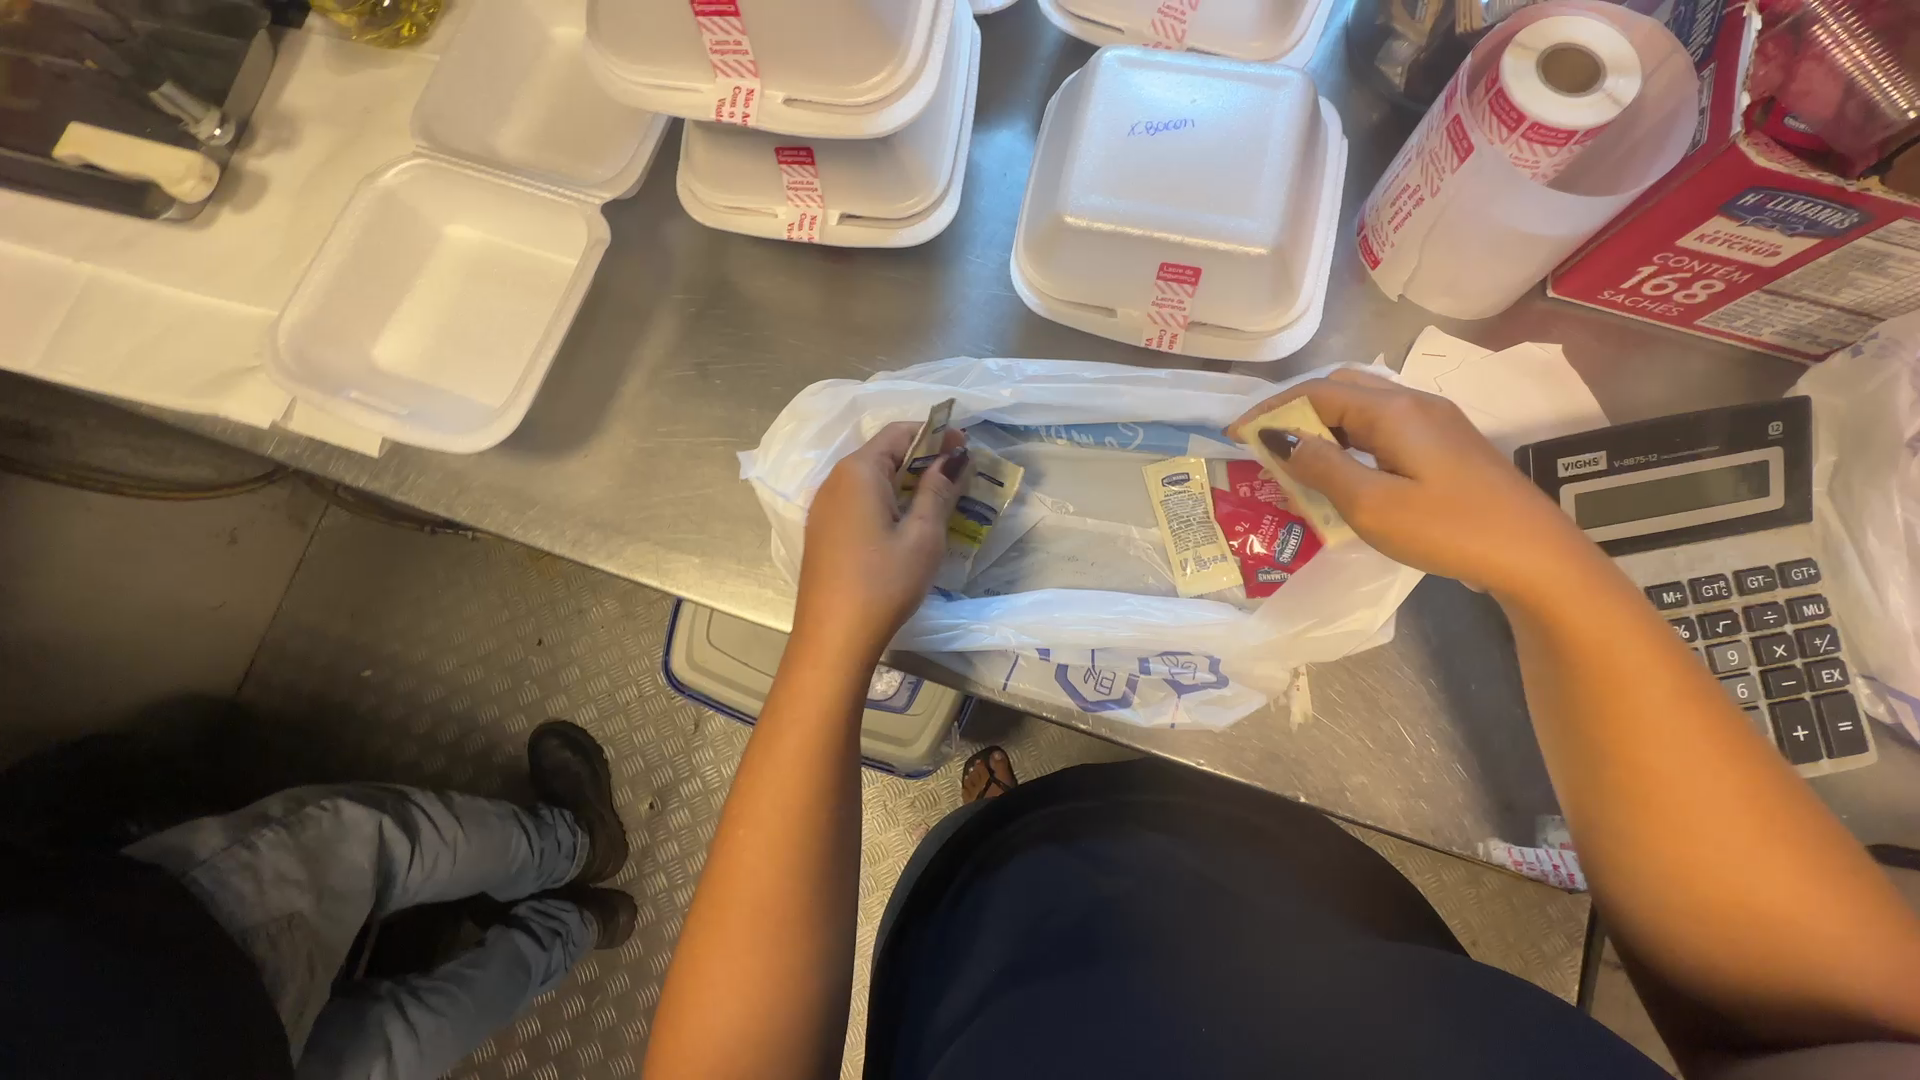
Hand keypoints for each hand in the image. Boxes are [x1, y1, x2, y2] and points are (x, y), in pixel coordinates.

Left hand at [793, 421, 967, 661]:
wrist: (833, 638)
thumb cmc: (884, 583)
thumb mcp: (922, 536)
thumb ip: (938, 491)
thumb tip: (953, 458)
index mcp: (858, 472)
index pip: (899, 432)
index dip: (936, 435)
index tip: (967, 449)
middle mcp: (835, 481)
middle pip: (883, 452)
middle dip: (923, 458)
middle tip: (960, 477)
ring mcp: (824, 508)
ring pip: (871, 479)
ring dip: (906, 482)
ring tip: (940, 500)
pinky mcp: (824, 532)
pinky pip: (859, 501)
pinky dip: (887, 501)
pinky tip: (908, 524)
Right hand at [1227, 368, 1600, 600]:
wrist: (1533, 555)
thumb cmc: (1446, 529)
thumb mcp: (1370, 504)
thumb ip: (1321, 466)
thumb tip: (1281, 437)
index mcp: (1392, 411)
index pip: (1317, 391)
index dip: (1272, 409)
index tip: (1236, 434)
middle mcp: (1414, 403)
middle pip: (1342, 387)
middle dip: (1297, 408)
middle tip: (1267, 443)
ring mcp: (1436, 422)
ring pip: (1364, 405)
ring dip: (1324, 423)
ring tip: (1296, 457)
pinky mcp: (1447, 445)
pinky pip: (1384, 425)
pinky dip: (1349, 437)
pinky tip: (1342, 469)